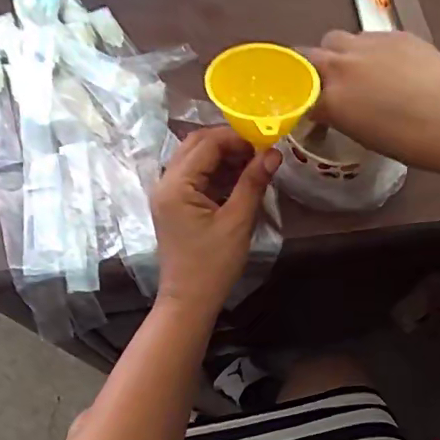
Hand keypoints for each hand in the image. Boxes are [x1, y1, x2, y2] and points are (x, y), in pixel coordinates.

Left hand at [150, 127, 279, 314]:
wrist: (189, 301)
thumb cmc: (212, 265)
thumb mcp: (238, 222)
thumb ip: (253, 182)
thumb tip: (273, 153)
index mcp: (176, 185)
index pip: (206, 143)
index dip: (236, 137)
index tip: (265, 142)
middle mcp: (165, 183)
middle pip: (196, 145)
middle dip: (229, 143)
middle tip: (260, 151)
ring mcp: (168, 194)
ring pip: (195, 159)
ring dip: (224, 157)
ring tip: (255, 165)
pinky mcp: (174, 206)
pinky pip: (195, 177)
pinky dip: (217, 173)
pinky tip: (240, 180)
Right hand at [300, 30, 439, 170]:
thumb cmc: (410, 142)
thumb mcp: (361, 134)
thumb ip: (338, 113)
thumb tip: (331, 106)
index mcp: (331, 98)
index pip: (296, 88)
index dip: (296, 93)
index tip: (303, 102)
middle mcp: (342, 64)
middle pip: (308, 53)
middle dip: (310, 66)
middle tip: (324, 84)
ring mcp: (369, 44)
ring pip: (338, 40)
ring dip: (339, 54)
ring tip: (359, 74)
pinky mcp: (396, 34)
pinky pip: (368, 37)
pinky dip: (368, 51)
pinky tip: (391, 68)